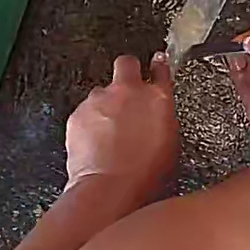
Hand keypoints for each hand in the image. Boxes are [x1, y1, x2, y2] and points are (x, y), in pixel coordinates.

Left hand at [64, 53, 177, 207]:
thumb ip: (163, 118)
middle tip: (128, 89)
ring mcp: (101, 100)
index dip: (158, 65)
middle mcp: (129, 92)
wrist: (110, 186)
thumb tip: (158, 114)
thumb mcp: (170, 144)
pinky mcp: (79, 112)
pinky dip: (90, 122)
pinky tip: (97, 142)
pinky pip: (85, 111)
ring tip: (110, 131)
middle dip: (128, 70)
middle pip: (126, 63)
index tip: (157, 63)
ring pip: (102, 91)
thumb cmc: (145, 173)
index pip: (160, 68)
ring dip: (106, 105)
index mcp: (159, 98)